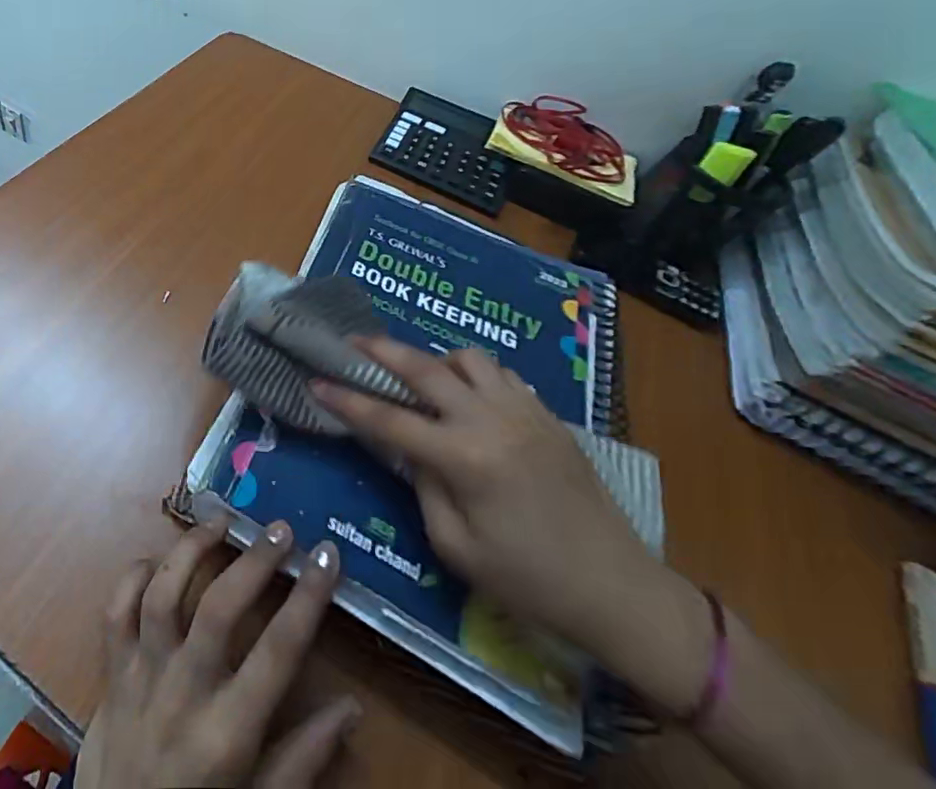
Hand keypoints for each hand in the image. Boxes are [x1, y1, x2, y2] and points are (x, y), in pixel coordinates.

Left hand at [75, 516, 361, 788]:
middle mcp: (184, 692)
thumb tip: (351, 708)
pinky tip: (155, 560)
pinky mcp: (111, 671)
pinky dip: (131, 577)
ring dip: (190, 551)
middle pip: (217, 609)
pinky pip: (115, 610)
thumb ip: (304, 757)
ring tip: (219, 521)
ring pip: (161, 596)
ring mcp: (141, 676)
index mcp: (229, 731)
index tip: (325, 556)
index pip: (277, 651)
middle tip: (280, 529)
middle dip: (252, 562)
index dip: (305, 598)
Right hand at [311, 339, 675, 661]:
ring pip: (469, 358)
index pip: (388, 418)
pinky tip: (465, 396)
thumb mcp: (453, 544)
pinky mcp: (549, 419)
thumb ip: (421, 485)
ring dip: (434, 359)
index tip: (315, 381)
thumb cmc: (528, 580)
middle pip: (425, 368)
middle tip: (352, 343)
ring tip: (415, 375)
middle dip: (382, 351)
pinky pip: (502, 376)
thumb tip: (408, 449)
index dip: (346, 399)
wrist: (619, 591)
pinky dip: (473, 375)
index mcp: (464, 458)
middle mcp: (493, 422)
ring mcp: (526, 414)